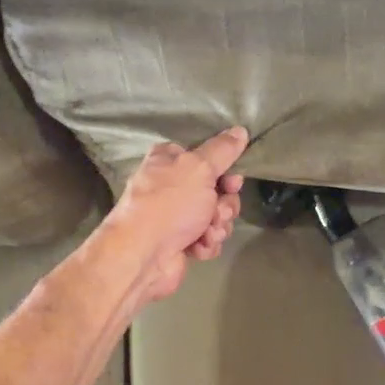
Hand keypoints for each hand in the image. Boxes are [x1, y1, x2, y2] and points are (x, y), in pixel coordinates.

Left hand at [101, 127, 247, 302]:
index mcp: (170, 160)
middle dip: (224, 206)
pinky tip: (196, 247)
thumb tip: (240, 130)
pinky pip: (208, 239)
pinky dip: (206, 244)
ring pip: (217, 217)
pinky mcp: (181, 241)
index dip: (226, 172)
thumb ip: (223, 150)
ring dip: (218, 227)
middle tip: (216, 213)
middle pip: (218, 191)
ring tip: (205, 233)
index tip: (232, 183)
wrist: (143, 254)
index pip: (208, 158)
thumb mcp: (200, 168)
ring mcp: (176, 215)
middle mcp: (172, 185)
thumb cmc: (170, 203)